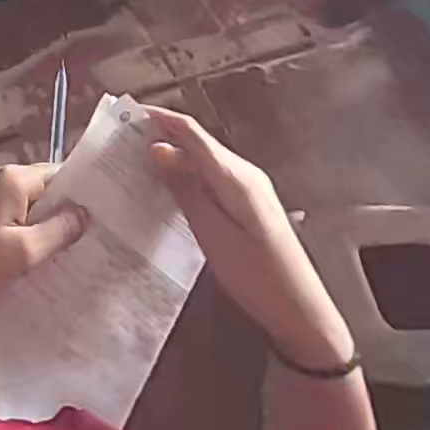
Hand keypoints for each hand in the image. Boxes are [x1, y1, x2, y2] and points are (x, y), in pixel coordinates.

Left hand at [0, 163, 89, 315]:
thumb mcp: (26, 251)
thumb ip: (59, 230)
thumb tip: (86, 213)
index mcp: (15, 179)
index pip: (61, 174)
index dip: (84, 190)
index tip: (110, 208)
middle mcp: (6, 179)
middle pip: (49, 187)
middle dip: (72, 207)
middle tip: (104, 229)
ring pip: (37, 203)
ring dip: (55, 220)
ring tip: (86, 242)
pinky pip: (23, 215)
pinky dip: (38, 228)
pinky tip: (55, 250)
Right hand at [144, 107, 355, 370]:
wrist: (303, 313)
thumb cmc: (257, 277)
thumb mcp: (212, 233)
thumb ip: (185, 188)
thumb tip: (157, 148)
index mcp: (236, 176)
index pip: (191, 132)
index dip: (160, 119)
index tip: (130, 116)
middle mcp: (244, 172)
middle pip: (197, 141)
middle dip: (162, 135)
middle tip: (126, 141)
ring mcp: (249, 186)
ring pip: (203, 158)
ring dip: (173, 155)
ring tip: (139, 161)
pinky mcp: (248, 201)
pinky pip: (211, 175)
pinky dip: (187, 173)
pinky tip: (170, 187)